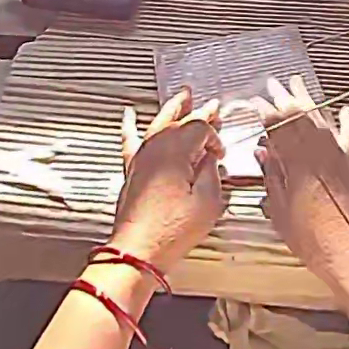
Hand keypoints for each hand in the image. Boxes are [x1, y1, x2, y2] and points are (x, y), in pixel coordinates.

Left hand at [111, 88, 228, 273]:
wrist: (137, 252)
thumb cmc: (171, 230)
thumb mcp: (207, 203)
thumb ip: (212, 174)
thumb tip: (210, 160)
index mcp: (178, 150)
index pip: (201, 129)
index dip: (215, 138)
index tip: (220, 153)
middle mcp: (159, 146)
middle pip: (182, 121)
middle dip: (200, 114)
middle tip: (213, 108)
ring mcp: (143, 156)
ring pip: (160, 122)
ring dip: (174, 108)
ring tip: (184, 95)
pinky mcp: (133, 168)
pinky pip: (130, 139)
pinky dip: (129, 124)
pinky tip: (128, 113)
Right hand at [255, 76, 348, 309]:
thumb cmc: (314, 240)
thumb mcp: (282, 212)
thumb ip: (272, 178)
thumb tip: (262, 153)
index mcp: (296, 161)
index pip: (277, 126)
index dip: (265, 111)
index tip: (256, 100)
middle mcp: (318, 150)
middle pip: (298, 115)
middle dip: (284, 97)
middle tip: (274, 83)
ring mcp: (338, 154)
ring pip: (320, 118)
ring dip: (308, 99)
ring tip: (298, 84)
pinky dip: (346, 121)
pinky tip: (343, 110)